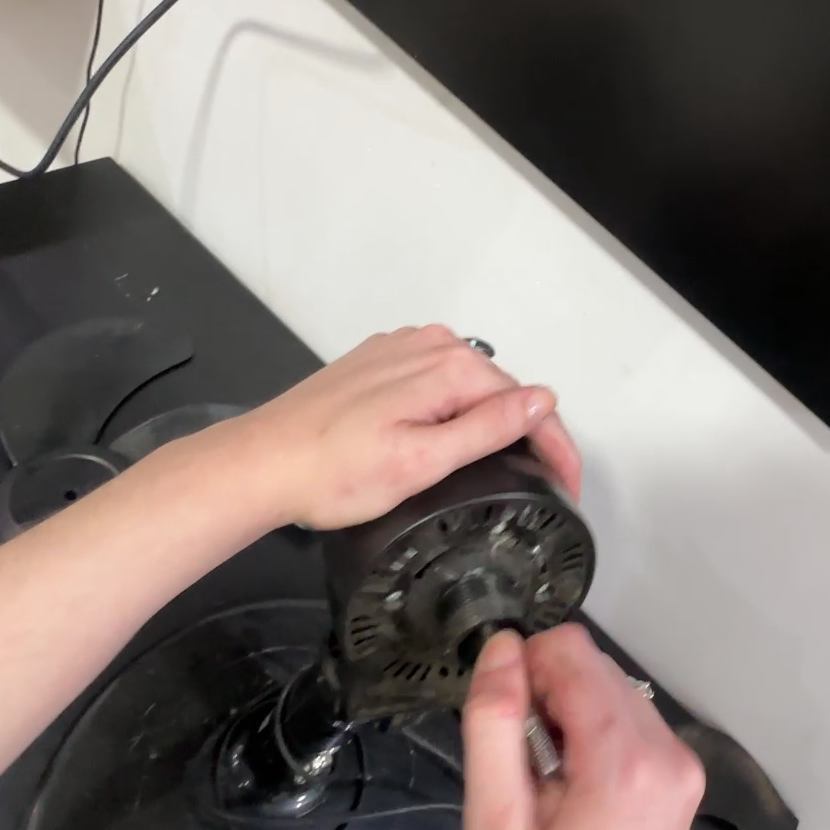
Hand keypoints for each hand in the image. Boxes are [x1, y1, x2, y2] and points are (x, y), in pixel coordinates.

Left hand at [201, 324, 581, 529]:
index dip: (556, 446)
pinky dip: (455, 406)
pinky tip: (449, 433)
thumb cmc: (336, 473)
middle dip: (527, 431)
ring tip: (503, 464)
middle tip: (541, 484)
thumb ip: (488, 426)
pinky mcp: (380, 360)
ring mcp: (402, 347)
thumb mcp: (424, 460)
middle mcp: (431, 343)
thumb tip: (543, 400)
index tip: (568, 487)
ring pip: (470, 383)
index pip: (528, 401)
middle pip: (501, 388)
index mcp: (450, 366)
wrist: (261, 463)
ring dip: (491, 417)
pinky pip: (437, 378)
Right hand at [460, 626, 704, 829]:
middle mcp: (669, 752)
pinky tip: (575, 784)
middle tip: (527, 764)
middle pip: (593, 664)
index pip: (572, 649)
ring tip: (550, 780)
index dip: (528, 671)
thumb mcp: (493, 820)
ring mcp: (682, 765)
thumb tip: (502, 645)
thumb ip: (494, 723)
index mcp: (627, 761)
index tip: (510, 725)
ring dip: (569, 714)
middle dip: (549, 696)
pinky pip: (628, 714)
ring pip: (609, 684)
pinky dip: (593, 731)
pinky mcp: (680, 777)